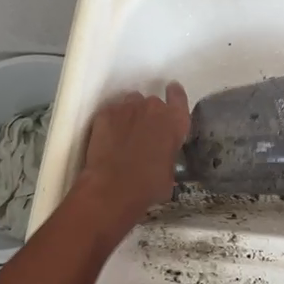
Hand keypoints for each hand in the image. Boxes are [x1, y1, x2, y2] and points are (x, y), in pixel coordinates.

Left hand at [73, 84, 190, 232]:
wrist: (113, 189)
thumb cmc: (149, 186)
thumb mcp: (170, 172)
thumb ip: (168, 153)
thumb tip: (161, 157)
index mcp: (174, 121)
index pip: (178, 96)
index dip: (174, 95)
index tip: (170, 94)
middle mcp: (153, 107)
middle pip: (152, 103)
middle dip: (148, 115)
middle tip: (143, 134)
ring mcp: (127, 107)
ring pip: (131, 103)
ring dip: (130, 115)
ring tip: (124, 135)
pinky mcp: (105, 113)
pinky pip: (111, 112)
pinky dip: (111, 123)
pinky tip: (108, 140)